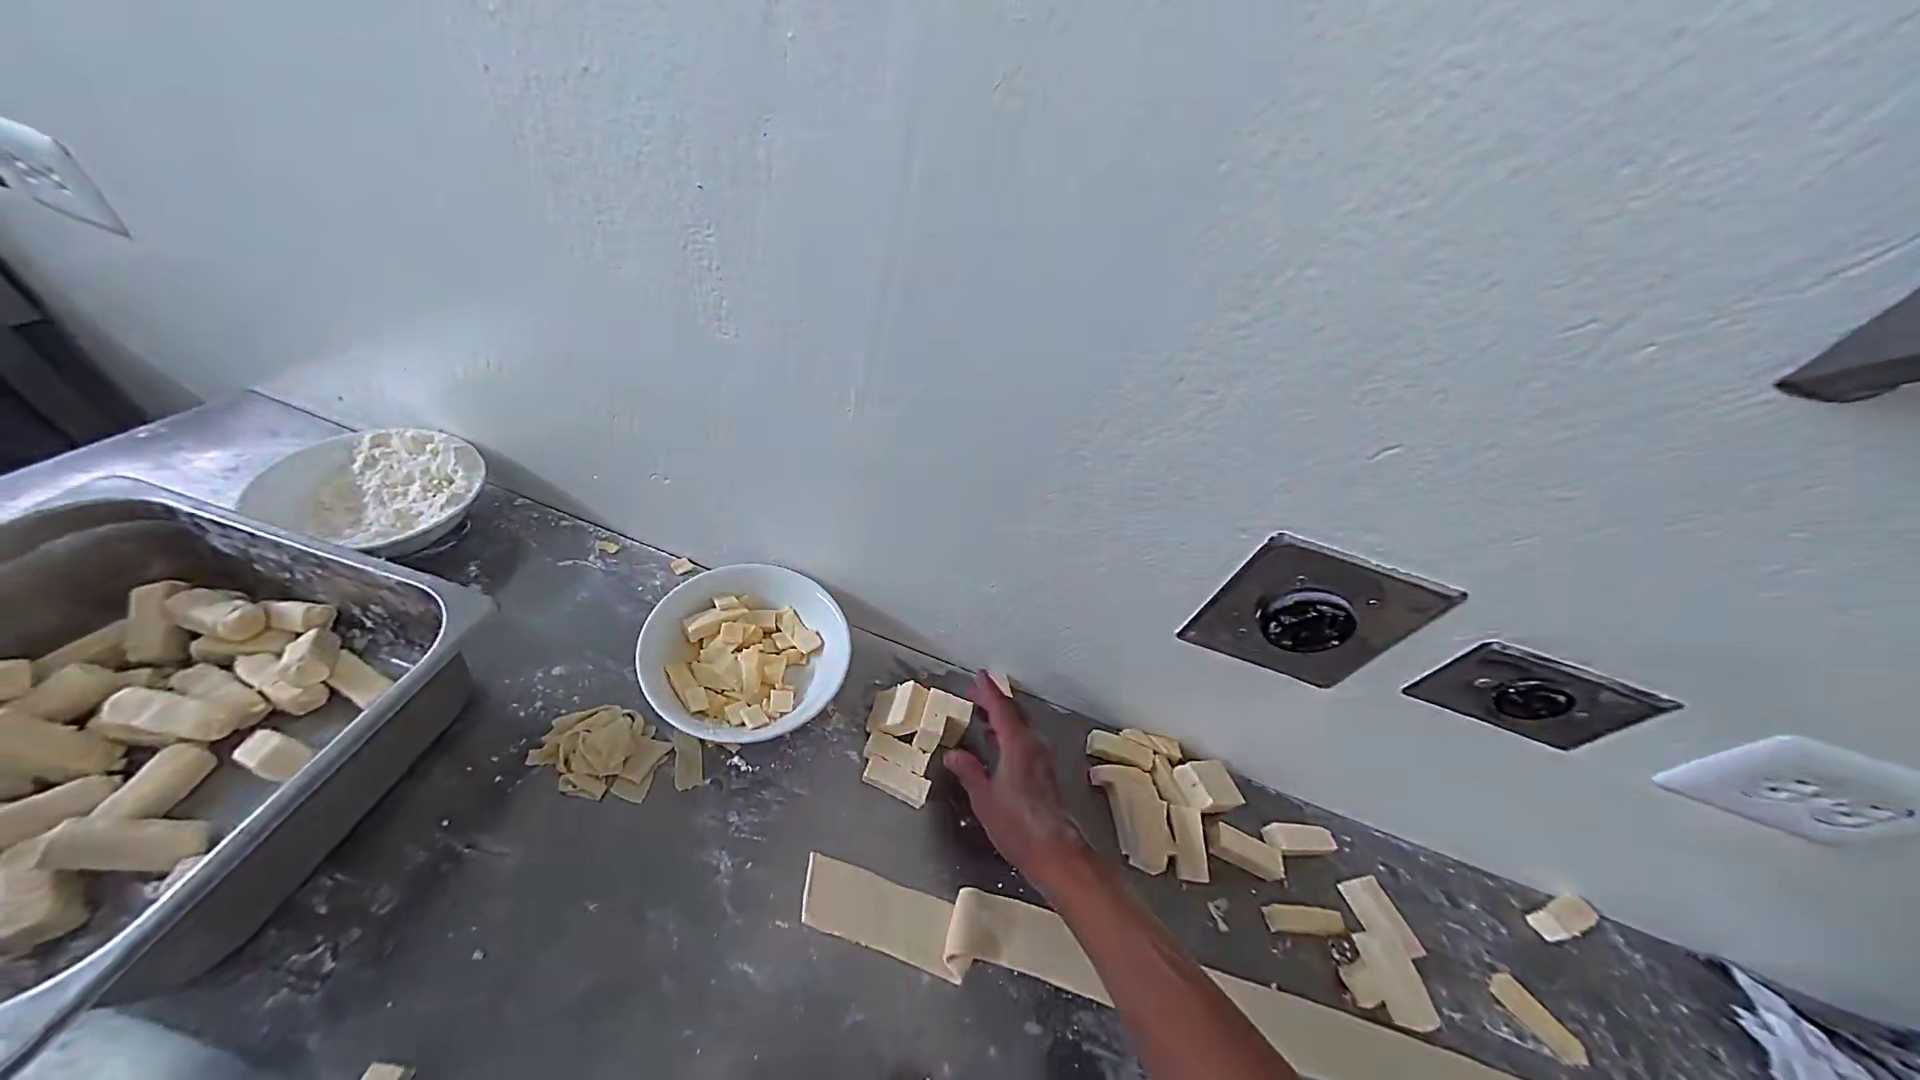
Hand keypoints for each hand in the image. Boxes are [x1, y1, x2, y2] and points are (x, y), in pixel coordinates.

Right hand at [945, 672, 1091, 884]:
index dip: (989, 691)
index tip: (979, 676)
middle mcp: (1033, 744)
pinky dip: (1010, 732)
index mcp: (1018, 744)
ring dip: (1003, 716)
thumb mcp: (983, 797)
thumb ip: (969, 771)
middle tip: (976, 693)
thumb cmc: (1017, 824)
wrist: (1052, 850)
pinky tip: (998, 742)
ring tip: (983, 715)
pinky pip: (1025, 739)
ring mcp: (1042, 757)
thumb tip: (954, 755)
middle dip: (995, 701)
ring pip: (1021, 725)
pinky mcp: (1044, 770)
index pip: (1002, 708)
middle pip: (1014, 713)